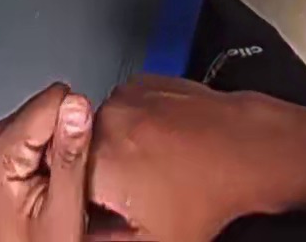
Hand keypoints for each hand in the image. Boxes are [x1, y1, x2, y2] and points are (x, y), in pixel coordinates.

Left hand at [0, 83, 92, 241]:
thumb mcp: (63, 213)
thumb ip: (71, 154)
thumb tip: (79, 103)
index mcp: (1, 150)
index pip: (57, 98)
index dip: (75, 127)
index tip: (72, 163)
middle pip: (55, 105)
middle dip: (69, 137)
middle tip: (65, 181)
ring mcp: (2, 145)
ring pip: (55, 116)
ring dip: (65, 148)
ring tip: (57, 187)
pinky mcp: (10, 151)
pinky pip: (50, 130)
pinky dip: (57, 154)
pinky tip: (51, 185)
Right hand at [89, 77, 305, 241]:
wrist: (241, 146)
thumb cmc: (205, 192)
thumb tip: (80, 236)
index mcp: (102, 158)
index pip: (65, 189)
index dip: (85, 206)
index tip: (104, 211)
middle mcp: (108, 117)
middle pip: (81, 156)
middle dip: (100, 176)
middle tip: (134, 191)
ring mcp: (126, 93)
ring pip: (101, 130)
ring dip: (115, 148)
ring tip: (151, 165)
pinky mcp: (142, 80)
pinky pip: (123, 108)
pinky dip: (133, 124)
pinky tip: (159, 141)